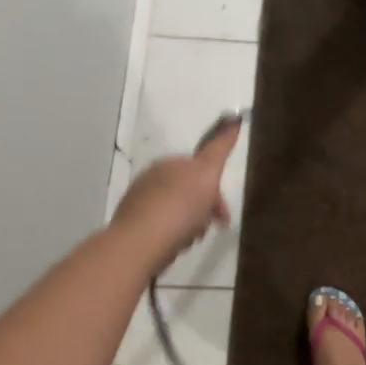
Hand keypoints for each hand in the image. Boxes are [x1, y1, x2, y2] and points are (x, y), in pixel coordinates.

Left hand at [112, 113, 242, 264]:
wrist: (140, 243)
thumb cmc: (180, 207)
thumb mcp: (207, 172)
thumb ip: (220, 146)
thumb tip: (234, 118)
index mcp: (170, 162)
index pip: (199, 169)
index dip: (215, 189)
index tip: (224, 213)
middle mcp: (151, 177)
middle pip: (187, 191)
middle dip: (203, 208)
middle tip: (211, 228)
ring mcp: (138, 201)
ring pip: (174, 211)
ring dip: (188, 224)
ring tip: (191, 241)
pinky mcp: (131, 226)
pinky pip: (160, 227)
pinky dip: (172, 235)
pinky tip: (175, 247)